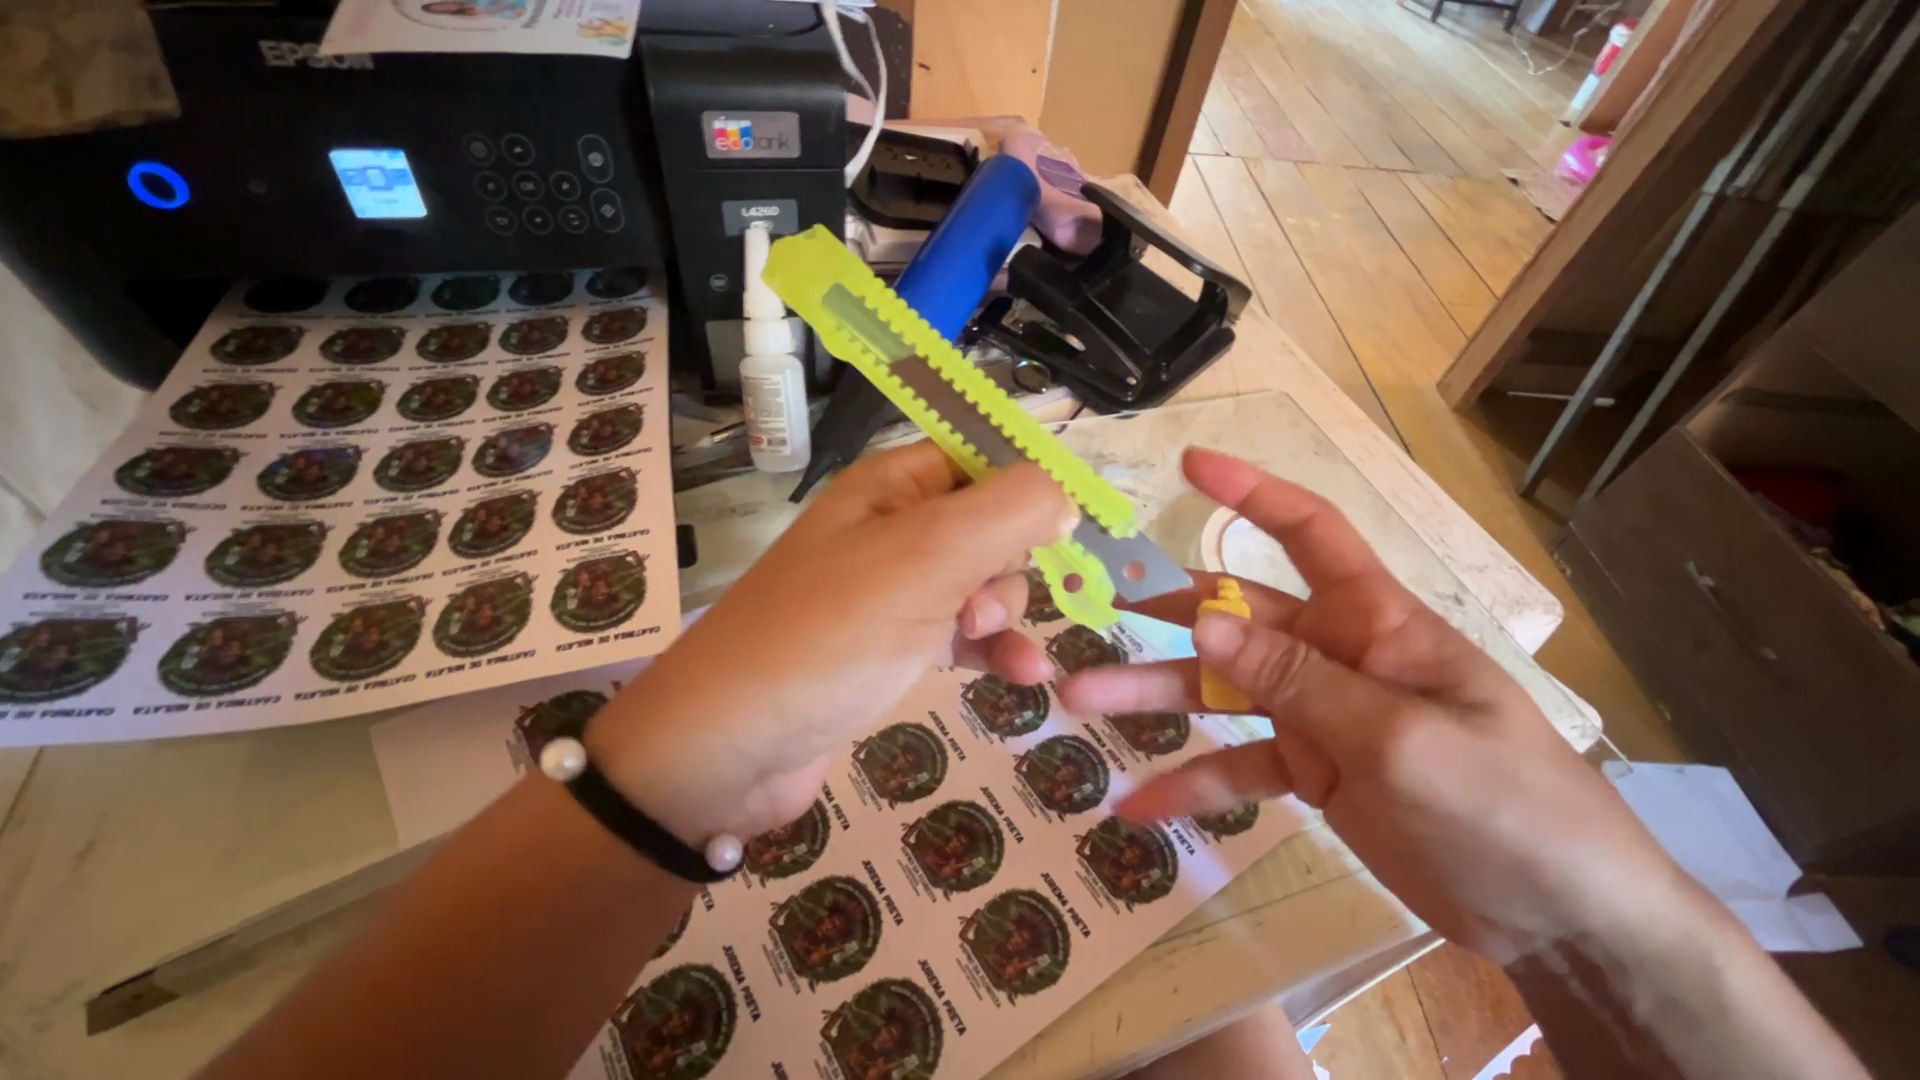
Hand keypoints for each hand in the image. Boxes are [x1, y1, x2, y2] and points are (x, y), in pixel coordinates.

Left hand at [586, 441, 1076, 843]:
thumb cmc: (828, 636)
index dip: (1028, 486)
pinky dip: (992, 651)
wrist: (728, 748)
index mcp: (890, 486)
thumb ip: (1007, 511)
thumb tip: (1065, 493)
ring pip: (983, 584)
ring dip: (1004, 614)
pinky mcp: (893, 649)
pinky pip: (962, 635)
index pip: (981, 456)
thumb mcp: (925, 559)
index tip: (1066, 528)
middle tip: (973, 606)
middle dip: (1006, 564)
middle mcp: (890, 529)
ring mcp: (891, 592)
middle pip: (991, 524)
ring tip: (983, 644)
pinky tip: (1023, 678)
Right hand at [1059, 448, 1700, 962]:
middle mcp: (1337, 655)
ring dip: (1153, 698)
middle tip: (1087, 613)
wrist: (1562, 917)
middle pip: (1235, 619)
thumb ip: (1297, 680)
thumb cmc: (1505, 805)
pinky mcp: (1312, 772)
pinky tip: (1139, 806)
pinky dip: (1192, 786)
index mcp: (1374, 621)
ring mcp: (1319, 716)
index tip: (1190, 465)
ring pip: (1219, 692)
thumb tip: (1204, 620)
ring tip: (1081, 706)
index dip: (1252, 493)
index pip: (1309, 534)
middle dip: (1162, 616)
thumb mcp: (1399, 738)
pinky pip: (1237, 769)